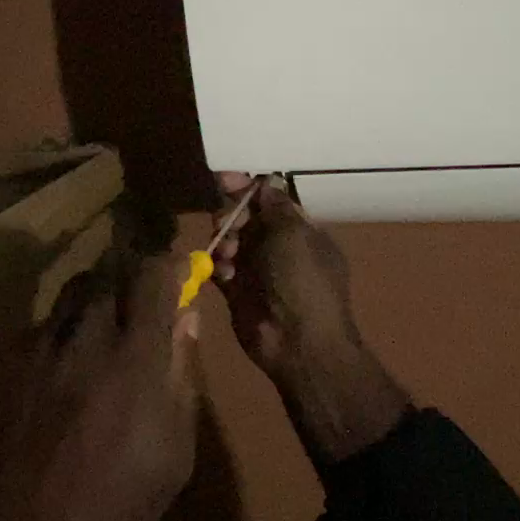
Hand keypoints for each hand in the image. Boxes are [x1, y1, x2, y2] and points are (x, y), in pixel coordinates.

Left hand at [0, 254, 200, 520]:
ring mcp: (42, 342)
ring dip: (96, 296)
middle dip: (133, 277)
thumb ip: (183, 375)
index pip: (155, 273)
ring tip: (102, 329)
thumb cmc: (114, 504)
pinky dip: (63, 330)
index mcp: (135, 355)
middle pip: (112, 270)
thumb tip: (185, 317)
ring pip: (75, 289)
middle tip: (141, 303)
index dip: (172, 263)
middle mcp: (87, 333)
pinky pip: (45, 323)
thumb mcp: (174, 452)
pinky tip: (63, 366)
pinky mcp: (9, 358)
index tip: (181, 270)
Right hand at [210, 173, 360, 382]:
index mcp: (300, 230)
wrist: (299, 342)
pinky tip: (224, 274)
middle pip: (245, 217)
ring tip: (227, 253)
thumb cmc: (302, 280)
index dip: (247, 187)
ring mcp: (256, 269)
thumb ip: (275, 205)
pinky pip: (218, 267)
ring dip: (224, 241)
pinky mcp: (236, 290)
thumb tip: (266, 182)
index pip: (269, 199)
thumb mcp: (294, 233)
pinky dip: (217, 266)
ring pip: (229, 240)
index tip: (224, 178)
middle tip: (228, 223)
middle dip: (231, 215)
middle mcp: (277, 246)